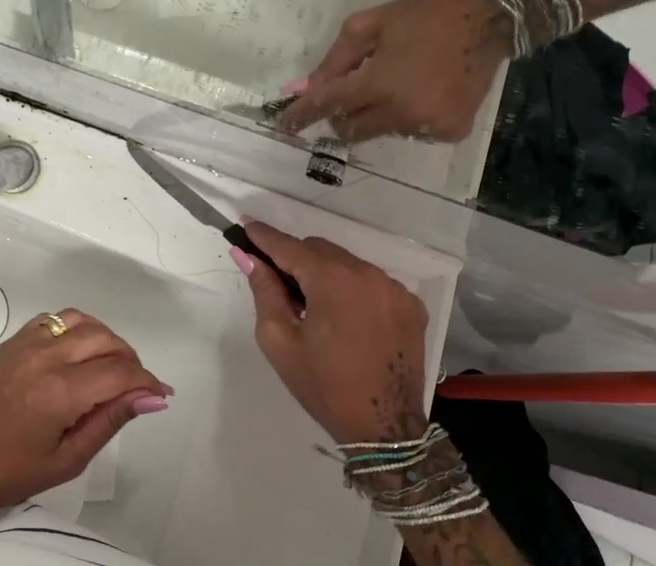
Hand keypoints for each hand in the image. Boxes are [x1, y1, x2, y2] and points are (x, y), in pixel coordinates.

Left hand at [0, 308, 171, 514]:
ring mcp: (25, 343)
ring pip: (79, 319)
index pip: (118, 371)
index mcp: (59, 391)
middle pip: (103, 338)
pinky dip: (75, 328)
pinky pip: (53, 319)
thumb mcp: (69, 458)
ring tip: (112, 367)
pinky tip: (80, 354)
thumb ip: (110, 421)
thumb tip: (151, 397)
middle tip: (137, 386)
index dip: (146, 381)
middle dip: (129, 358)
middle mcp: (44, 357)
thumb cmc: (14, 470)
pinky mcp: (13, 341)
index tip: (161, 394)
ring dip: (104, 337)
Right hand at [236, 221, 429, 443]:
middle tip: (274, 281)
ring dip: (322, 272)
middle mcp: (369, 275)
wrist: (385, 429)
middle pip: (319, 248)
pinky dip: (350, 287)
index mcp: (334, 282)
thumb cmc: (323, 385)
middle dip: (293, 257)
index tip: (244, 226)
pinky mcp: (411, 306)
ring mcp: (395, 290)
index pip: (289, 246)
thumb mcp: (279, 339)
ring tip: (309, 304)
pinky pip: (370, 281)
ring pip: (345, 262)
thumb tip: (249, 257)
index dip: (263, 236)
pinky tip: (341, 315)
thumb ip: (264, 290)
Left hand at [276, 0, 509, 143]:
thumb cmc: (423, 17)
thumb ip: (334, 60)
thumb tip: (309, 88)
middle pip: (351, 129)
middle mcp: (403, 112)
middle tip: (347, 91)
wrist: (490, 20)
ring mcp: (430, 126)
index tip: (283, 126)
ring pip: (379, 132)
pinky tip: (417, 92)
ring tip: (393, 81)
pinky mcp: (452, 132)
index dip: (302, 116)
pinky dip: (402, 117)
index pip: (329, 106)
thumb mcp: (367, 25)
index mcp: (380, 83)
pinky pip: (410, 132)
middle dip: (339, 115)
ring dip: (373, 114)